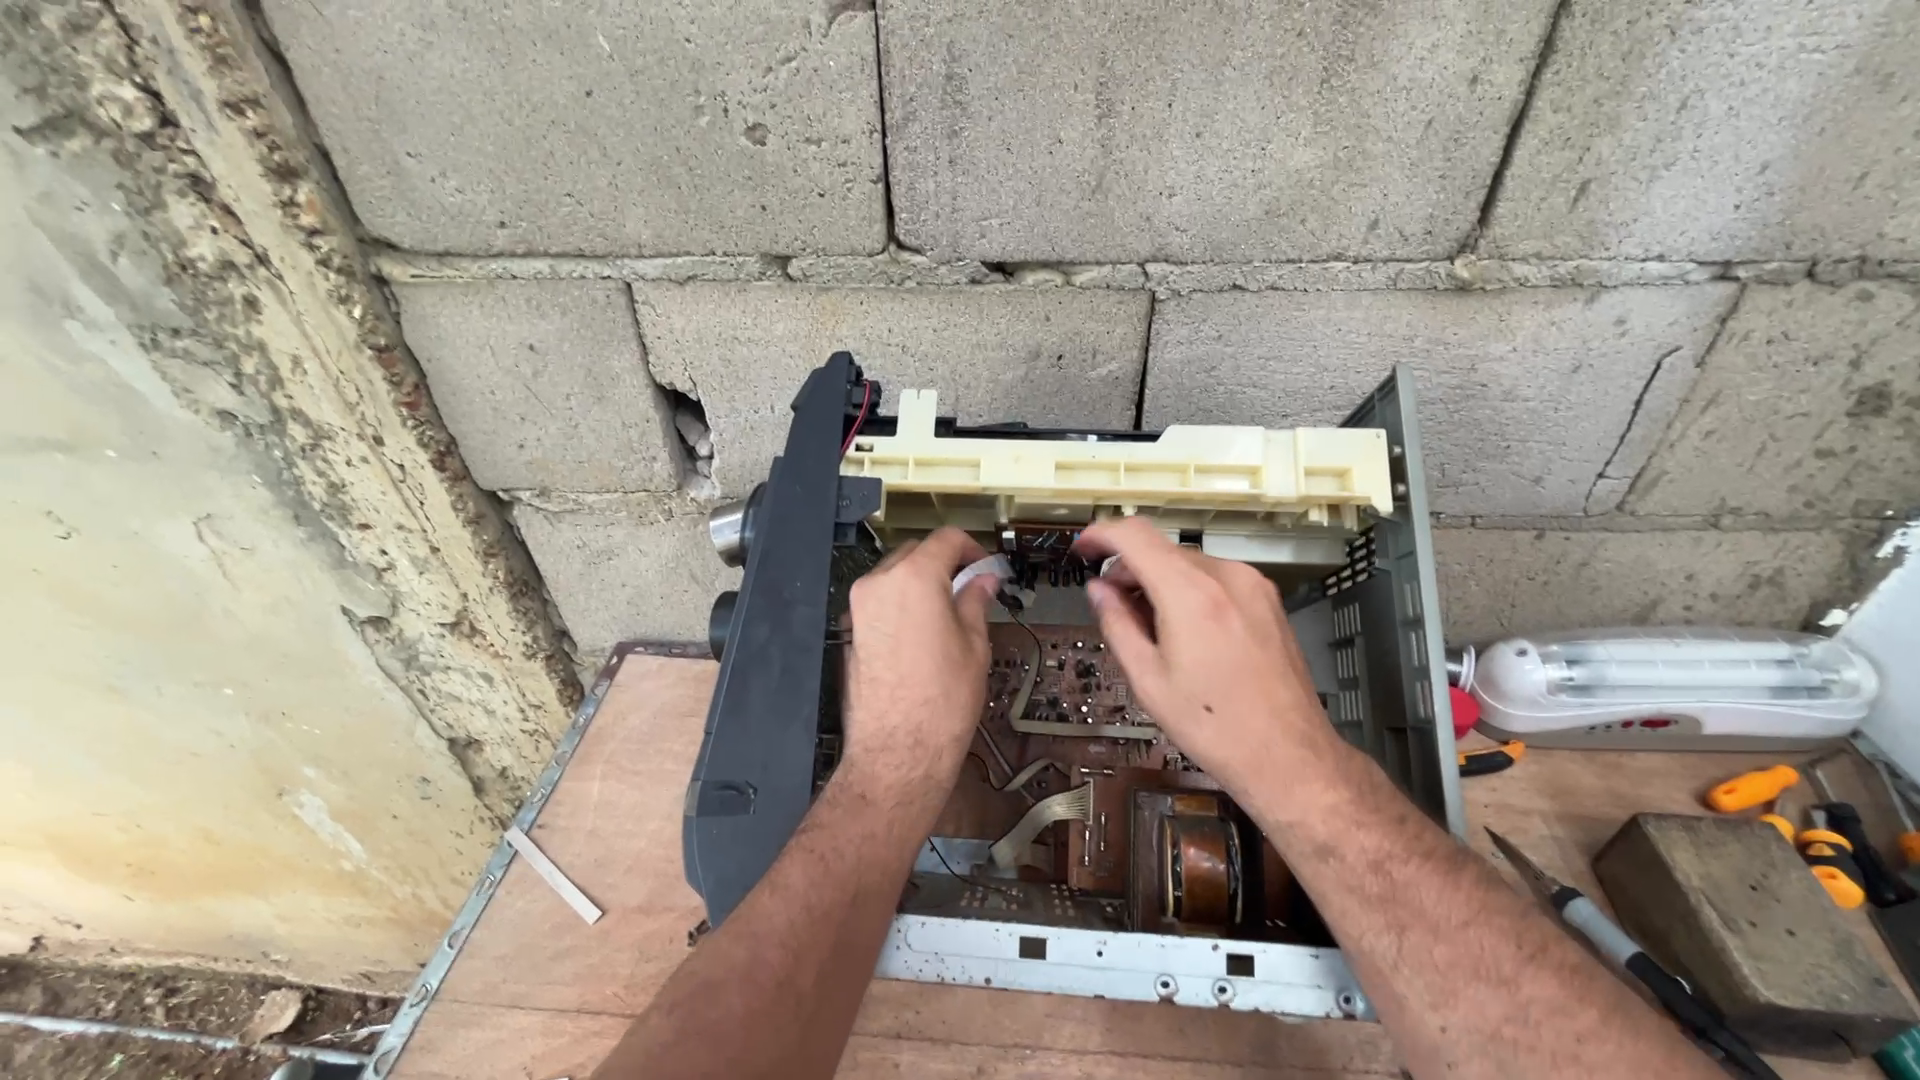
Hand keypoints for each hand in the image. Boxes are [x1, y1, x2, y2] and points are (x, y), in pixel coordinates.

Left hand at [840, 528, 997, 798]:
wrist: (898, 751)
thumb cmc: (944, 699)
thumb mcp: (974, 645)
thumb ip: (975, 601)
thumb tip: (982, 580)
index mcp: (914, 578)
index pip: (946, 539)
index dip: (972, 548)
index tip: (986, 567)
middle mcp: (879, 583)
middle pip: (915, 553)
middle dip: (943, 564)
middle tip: (971, 589)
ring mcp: (859, 607)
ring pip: (894, 577)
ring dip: (920, 583)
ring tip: (948, 613)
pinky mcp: (851, 632)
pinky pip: (880, 603)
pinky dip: (901, 605)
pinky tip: (923, 633)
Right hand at [1073, 517, 1335, 795]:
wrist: (1288, 755)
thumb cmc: (1214, 726)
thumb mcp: (1147, 680)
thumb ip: (1117, 624)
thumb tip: (1098, 591)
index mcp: (1190, 593)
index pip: (1134, 536)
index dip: (1100, 534)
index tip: (1082, 549)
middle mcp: (1226, 576)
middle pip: (1162, 549)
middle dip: (1128, 570)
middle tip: (1111, 606)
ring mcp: (1253, 585)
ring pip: (1188, 563)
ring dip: (1159, 581)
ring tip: (1149, 627)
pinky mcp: (1268, 599)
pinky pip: (1216, 578)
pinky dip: (1189, 590)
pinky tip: (1183, 630)